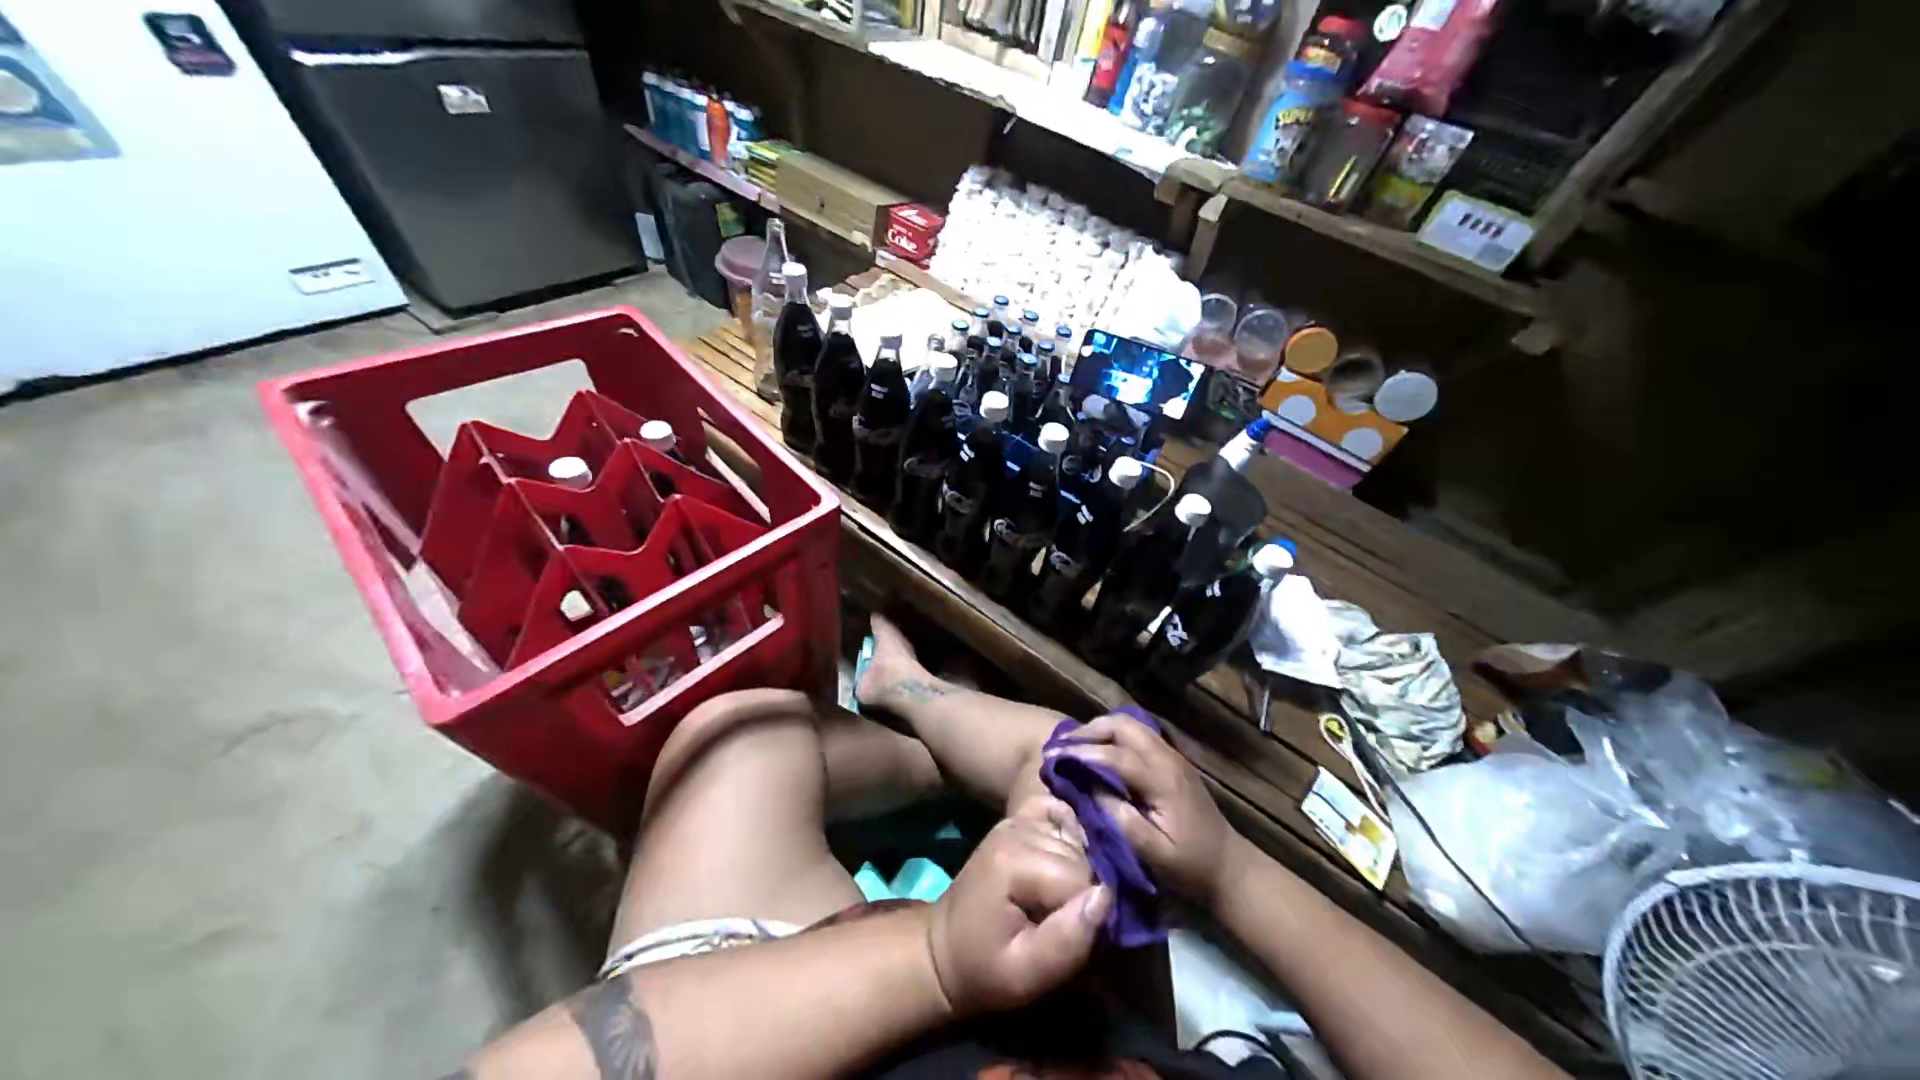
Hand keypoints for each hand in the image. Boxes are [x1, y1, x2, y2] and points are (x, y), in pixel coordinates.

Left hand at [927, 796, 1110, 1015]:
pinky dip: (1070, 832)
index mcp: (1013, 863)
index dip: (1084, 916)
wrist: (945, 948)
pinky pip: (1059, 813)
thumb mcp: (1026, 974)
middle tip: (1058, 923)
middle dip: (1082, 893)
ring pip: (1076, 840)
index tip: (1064, 939)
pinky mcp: (1017, 820)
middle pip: (1081, 857)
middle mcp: (1015, 831)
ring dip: (1078, 870)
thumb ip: (1068, 939)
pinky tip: (1062, 862)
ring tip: (1055, 901)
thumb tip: (1105, 896)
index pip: (1081, 880)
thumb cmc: (985, 968)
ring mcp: (1015, 821)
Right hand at [1050, 712, 1240, 907]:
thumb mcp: (1155, 855)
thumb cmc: (1190, 867)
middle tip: (1061, 747)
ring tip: (1073, 746)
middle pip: (1123, 725)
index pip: (1116, 755)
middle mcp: (1168, 759)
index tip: (1053, 758)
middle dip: (1089, 731)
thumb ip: (1122, 822)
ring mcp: (1172, 756)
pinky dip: (1112, 736)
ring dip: (1100, 730)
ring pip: (1130, 725)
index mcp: (1163, 780)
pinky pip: (1137, 734)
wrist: (1230, 868)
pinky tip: (1096, 751)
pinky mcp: (1171, 761)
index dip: (1082, 753)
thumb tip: (1091, 792)